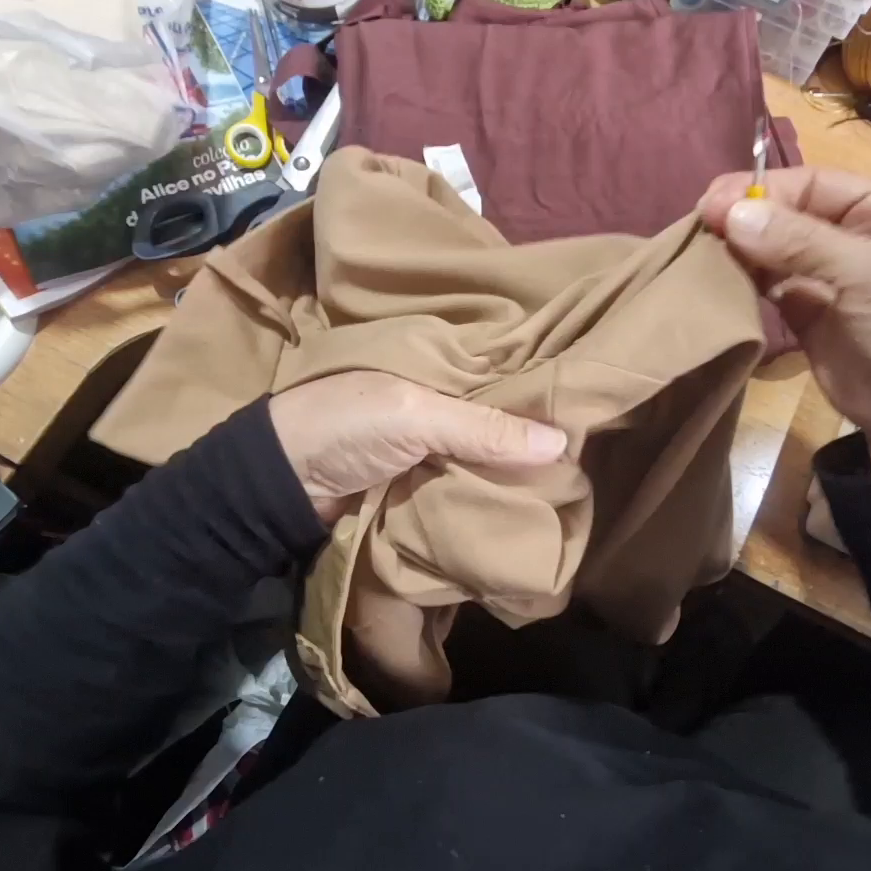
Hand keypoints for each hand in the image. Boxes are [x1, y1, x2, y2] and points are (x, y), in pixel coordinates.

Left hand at [268, 372, 568, 524]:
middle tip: (592, 456)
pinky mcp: (422, 482)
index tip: (591, 406)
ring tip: (574, 486)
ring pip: (486, 456)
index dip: (541, 390)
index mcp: (438, 366)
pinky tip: (528, 505)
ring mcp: (430, 444)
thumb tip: (562, 443)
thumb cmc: (345, 427)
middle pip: (500, 419)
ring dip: (516, 473)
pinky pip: (466, 485)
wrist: (279, 483)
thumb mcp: (416, 416)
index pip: (504, 374)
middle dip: (535, 437)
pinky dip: (489, 495)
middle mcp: (440, 400)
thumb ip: (484, 429)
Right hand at [699, 168, 870, 478]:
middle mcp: (860, 232)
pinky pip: (767, 284)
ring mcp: (829, 274)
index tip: (711, 202)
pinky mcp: (805, 311)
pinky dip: (742, 278)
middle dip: (747, 216)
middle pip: (790, 212)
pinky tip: (716, 274)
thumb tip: (730, 213)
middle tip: (699, 224)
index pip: (816, 183)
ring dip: (739, 246)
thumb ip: (798, 241)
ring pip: (773, 247)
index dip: (763, 189)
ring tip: (700, 248)